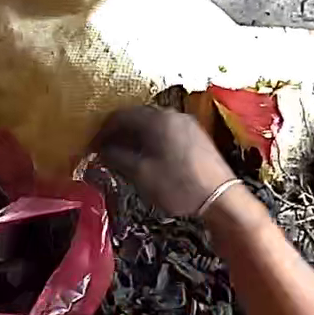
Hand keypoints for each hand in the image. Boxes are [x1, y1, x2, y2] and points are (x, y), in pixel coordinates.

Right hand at [93, 105, 237, 215]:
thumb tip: (102, 150)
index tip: (92, 146)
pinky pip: (167, 131)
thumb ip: (118, 158)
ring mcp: (188, 124)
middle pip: (138, 117)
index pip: (120, 115)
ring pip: (153, 125)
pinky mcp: (197, 136)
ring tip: (124, 157)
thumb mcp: (142, 174)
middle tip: (105, 151)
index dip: (102, 130)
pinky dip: (152, 140)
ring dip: (135, 137)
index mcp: (158, 120)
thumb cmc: (178, 186)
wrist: (221, 199)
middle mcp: (173, 115)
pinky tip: (147, 158)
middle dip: (119, 133)